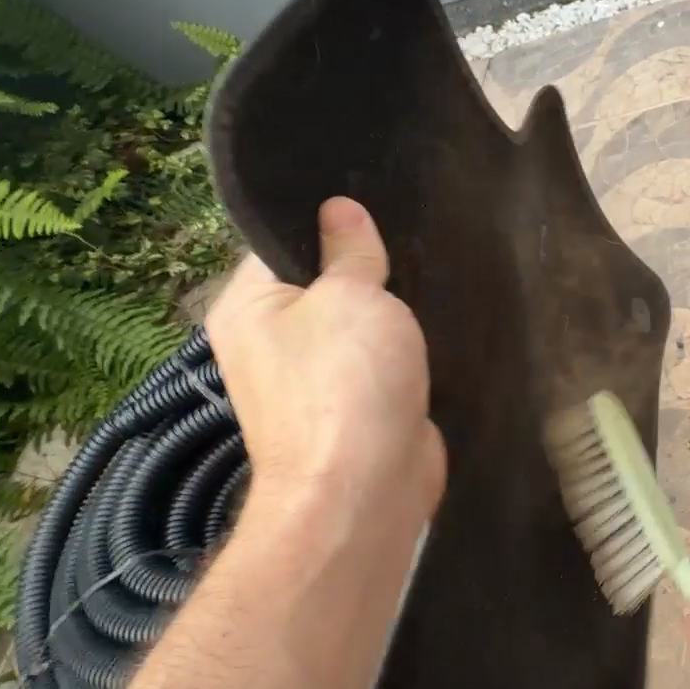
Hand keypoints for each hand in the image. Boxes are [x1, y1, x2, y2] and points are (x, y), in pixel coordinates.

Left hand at [204, 196, 446, 520]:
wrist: (364, 489)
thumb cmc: (345, 380)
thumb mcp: (350, 296)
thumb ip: (349, 250)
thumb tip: (338, 208)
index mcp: (249, 307)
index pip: (284, 242)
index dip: (329, 219)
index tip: (376, 200)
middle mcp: (272, 339)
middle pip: (325, 280)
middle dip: (370, 262)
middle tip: (417, 230)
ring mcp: (315, 376)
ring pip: (359, 319)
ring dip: (393, 304)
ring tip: (436, 266)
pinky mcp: (357, 402)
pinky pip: (381, 354)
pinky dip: (405, 340)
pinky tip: (440, 315)